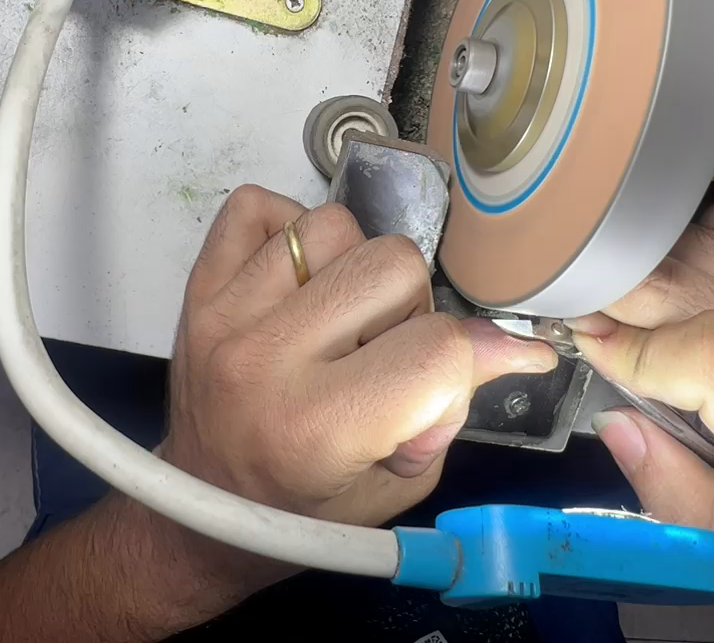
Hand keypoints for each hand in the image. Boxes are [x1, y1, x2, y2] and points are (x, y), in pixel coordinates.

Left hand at [159, 185, 556, 558]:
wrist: (202, 509)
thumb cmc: (307, 507)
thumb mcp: (398, 478)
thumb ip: (455, 402)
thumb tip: (516, 343)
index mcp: (316, 428)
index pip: (436, 349)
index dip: (461, 362)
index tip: (436, 389)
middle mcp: (263, 359)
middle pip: (392, 262)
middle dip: (409, 306)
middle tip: (382, 350)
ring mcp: (222, 312)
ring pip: (333, 224)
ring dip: (352, 265)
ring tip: (336, 316)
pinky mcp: (197, 282)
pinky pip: (256, 205)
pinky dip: (286, 228)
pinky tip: (295, 279)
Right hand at [573, 185, 713, 601]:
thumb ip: (684, 505)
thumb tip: (614, 423)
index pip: (697, 353)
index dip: (626, 347)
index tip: (595, 350)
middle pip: (684, 284)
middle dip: (613, 294)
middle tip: (586, 312)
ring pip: (708, 244)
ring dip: (648, 262)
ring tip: (630, 289)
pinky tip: (703, 254)